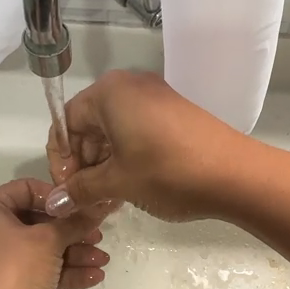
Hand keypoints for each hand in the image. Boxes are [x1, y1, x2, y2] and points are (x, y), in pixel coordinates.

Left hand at [0, 178, 106, 288]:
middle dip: (71, 230)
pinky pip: (41, 271)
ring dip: (74, 253)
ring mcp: (0, 261)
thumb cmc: (14, 271)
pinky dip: (65, 272)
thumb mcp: (48, 240)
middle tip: (98, 235)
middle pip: (37, 221)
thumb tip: (101, 204)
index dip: (57, 196)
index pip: (26, 188)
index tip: (83, 206)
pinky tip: (94, 277)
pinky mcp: (12, 286)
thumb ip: (75, 221)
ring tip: (103, 260)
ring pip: (42, 249)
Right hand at [45, 71, 255, 222]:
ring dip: (105, 165)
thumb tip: (54, 203)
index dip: (61, 159)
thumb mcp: (118, 183)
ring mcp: (156, 97)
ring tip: (108, 200)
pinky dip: (127, 157)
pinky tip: (130, 187)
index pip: (66, 123)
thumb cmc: (168, 173)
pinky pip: (137, 131)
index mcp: (109, 93)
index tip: (67, 191)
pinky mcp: (174, 113)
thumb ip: (81, 189)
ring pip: (114, 131)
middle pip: (89, 125)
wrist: (236, 174)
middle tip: (87, 200)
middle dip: (84, 164)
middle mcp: (130, 86)